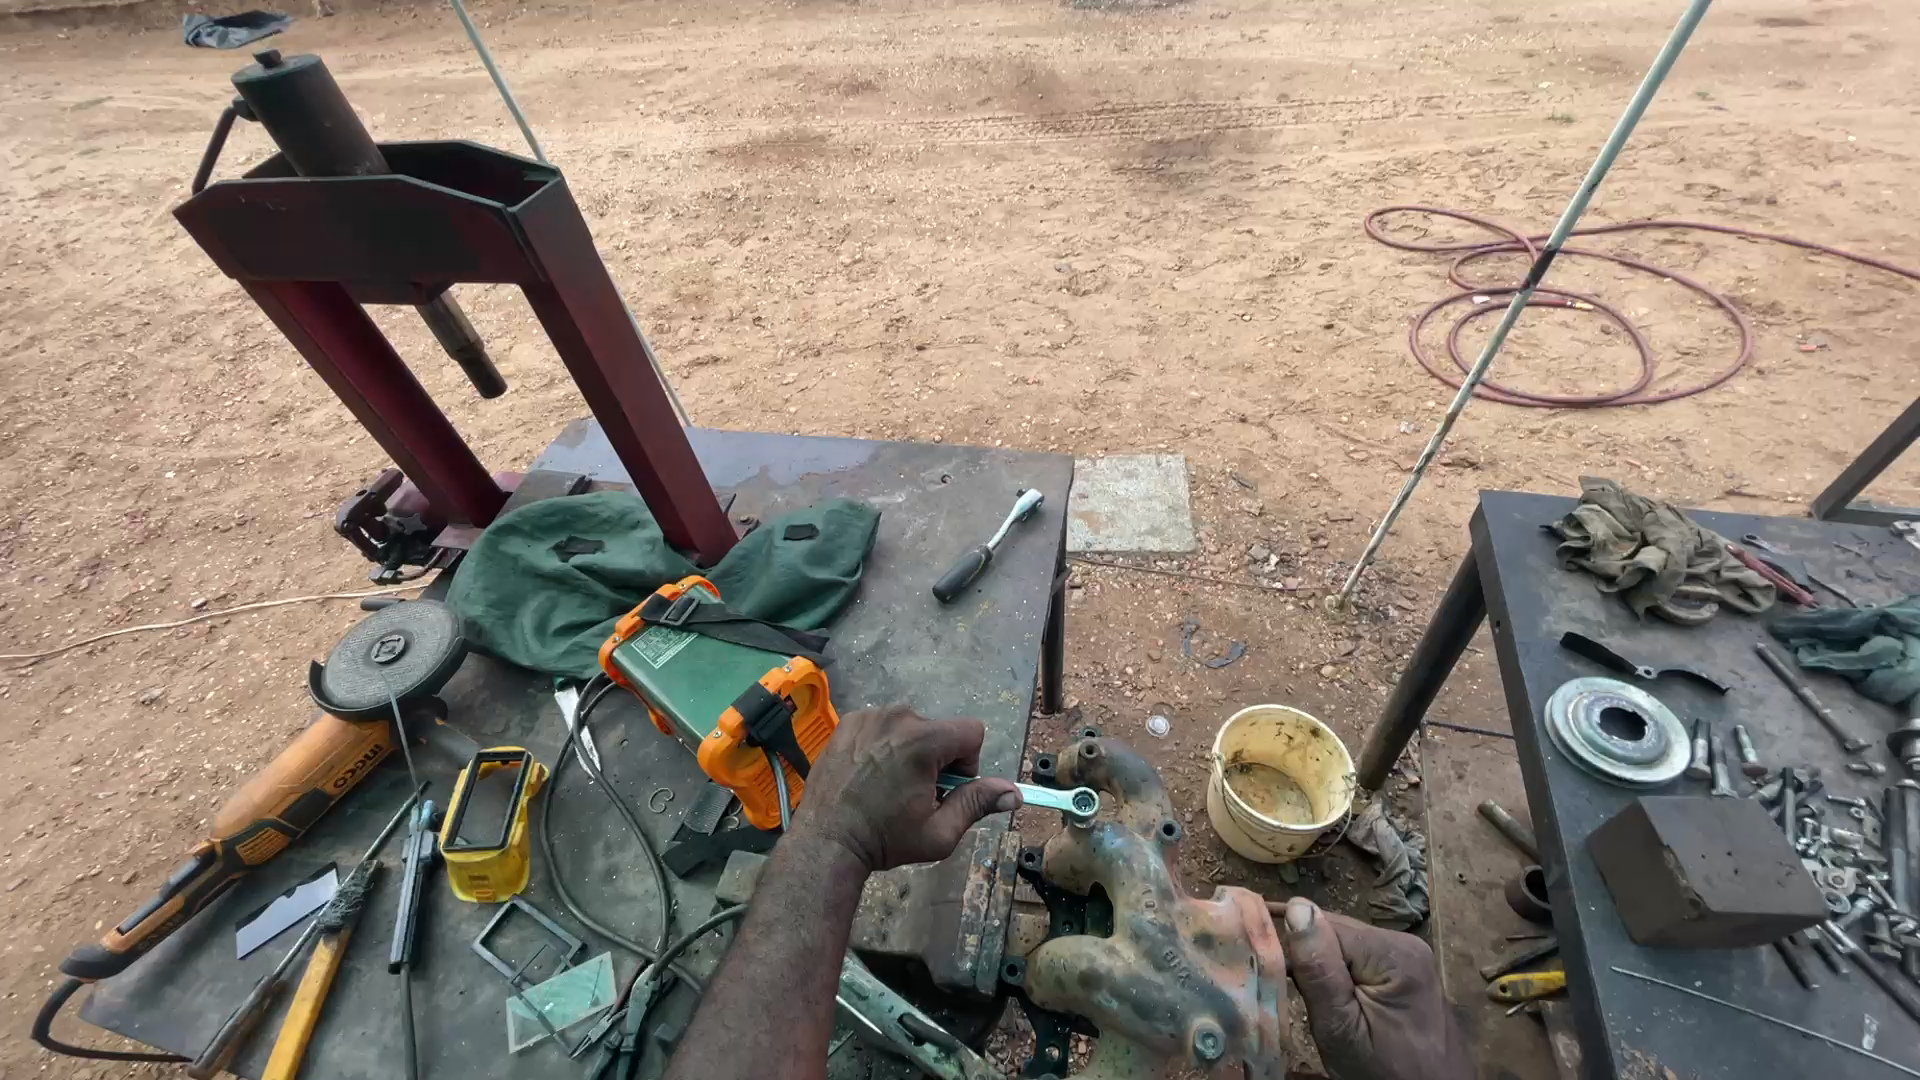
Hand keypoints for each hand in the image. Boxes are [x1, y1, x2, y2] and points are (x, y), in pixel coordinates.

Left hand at [790, 705, 1020, 872]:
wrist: (826, 841)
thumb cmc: (886, 839)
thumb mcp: (940, 831)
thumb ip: (978, 803)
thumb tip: (1014, 794)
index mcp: (923, 740)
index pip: (971, 731)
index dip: (967, 763)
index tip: (945, 787)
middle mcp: (898, 717)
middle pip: (939, 730)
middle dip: (936, 758)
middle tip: (912, 793)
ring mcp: (870, 716)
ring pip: (910, 727)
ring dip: (909, 750)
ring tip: (887, 784)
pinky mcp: (849, 721)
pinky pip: (882, 725)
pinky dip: (883, 744)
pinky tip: (868, 773)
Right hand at [1281, 898, 1471, 1079]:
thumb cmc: (1385, 1077)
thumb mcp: (1341, 1031)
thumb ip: (1318, 969)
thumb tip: (1297, 906)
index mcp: (1394, 953)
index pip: (1322, 925)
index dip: (1305, 956)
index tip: (1306, 994)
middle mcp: (1406, 942)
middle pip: (1334, 931)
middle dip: (1317, 963)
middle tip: (1322, 1009)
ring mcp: (1411, 955)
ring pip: (1343, 944)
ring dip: (1330, 971)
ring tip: (1338, 1011)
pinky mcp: (1408, 969)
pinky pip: (1359, 957)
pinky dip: (1346, 978)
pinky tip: (1353, 1007)